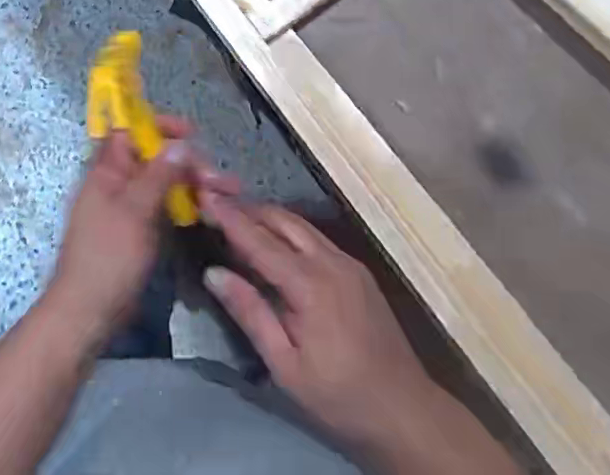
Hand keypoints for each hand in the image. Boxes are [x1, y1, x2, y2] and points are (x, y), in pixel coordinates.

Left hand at [42, 118, 235, 345]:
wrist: (88, 313)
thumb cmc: (109, 257)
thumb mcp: (136, 210)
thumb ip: (159, 174)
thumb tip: (180, 143)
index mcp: (106, 171)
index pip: (130, 131)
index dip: (158, 126)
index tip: (190, 133)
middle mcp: (114, 183)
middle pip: (152, 157)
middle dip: (185, 160)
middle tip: (216, 177)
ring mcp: (125, 208)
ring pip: (160, 182)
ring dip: (189, 182)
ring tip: (223, 191)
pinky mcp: (135, 231)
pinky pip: (161, 205)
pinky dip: (182, 203)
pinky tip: (205, 210)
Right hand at [199, 192, 445, 455]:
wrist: (406, 411)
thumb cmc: (339, 396)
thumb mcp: (285, 366)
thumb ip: (250, 313)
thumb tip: (214, 272)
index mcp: (309, 285)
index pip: (260, 240)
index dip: (230, 218)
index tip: (204, 198)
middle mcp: (330, 262)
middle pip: (282, 220)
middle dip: (248, 209)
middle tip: (216, 205)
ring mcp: (348, 263)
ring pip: (300, 225)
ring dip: (268, 217)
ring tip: (238, 218)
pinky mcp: (358, 271)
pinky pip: (315, 238)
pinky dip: (288, 231)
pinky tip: (274, 242)